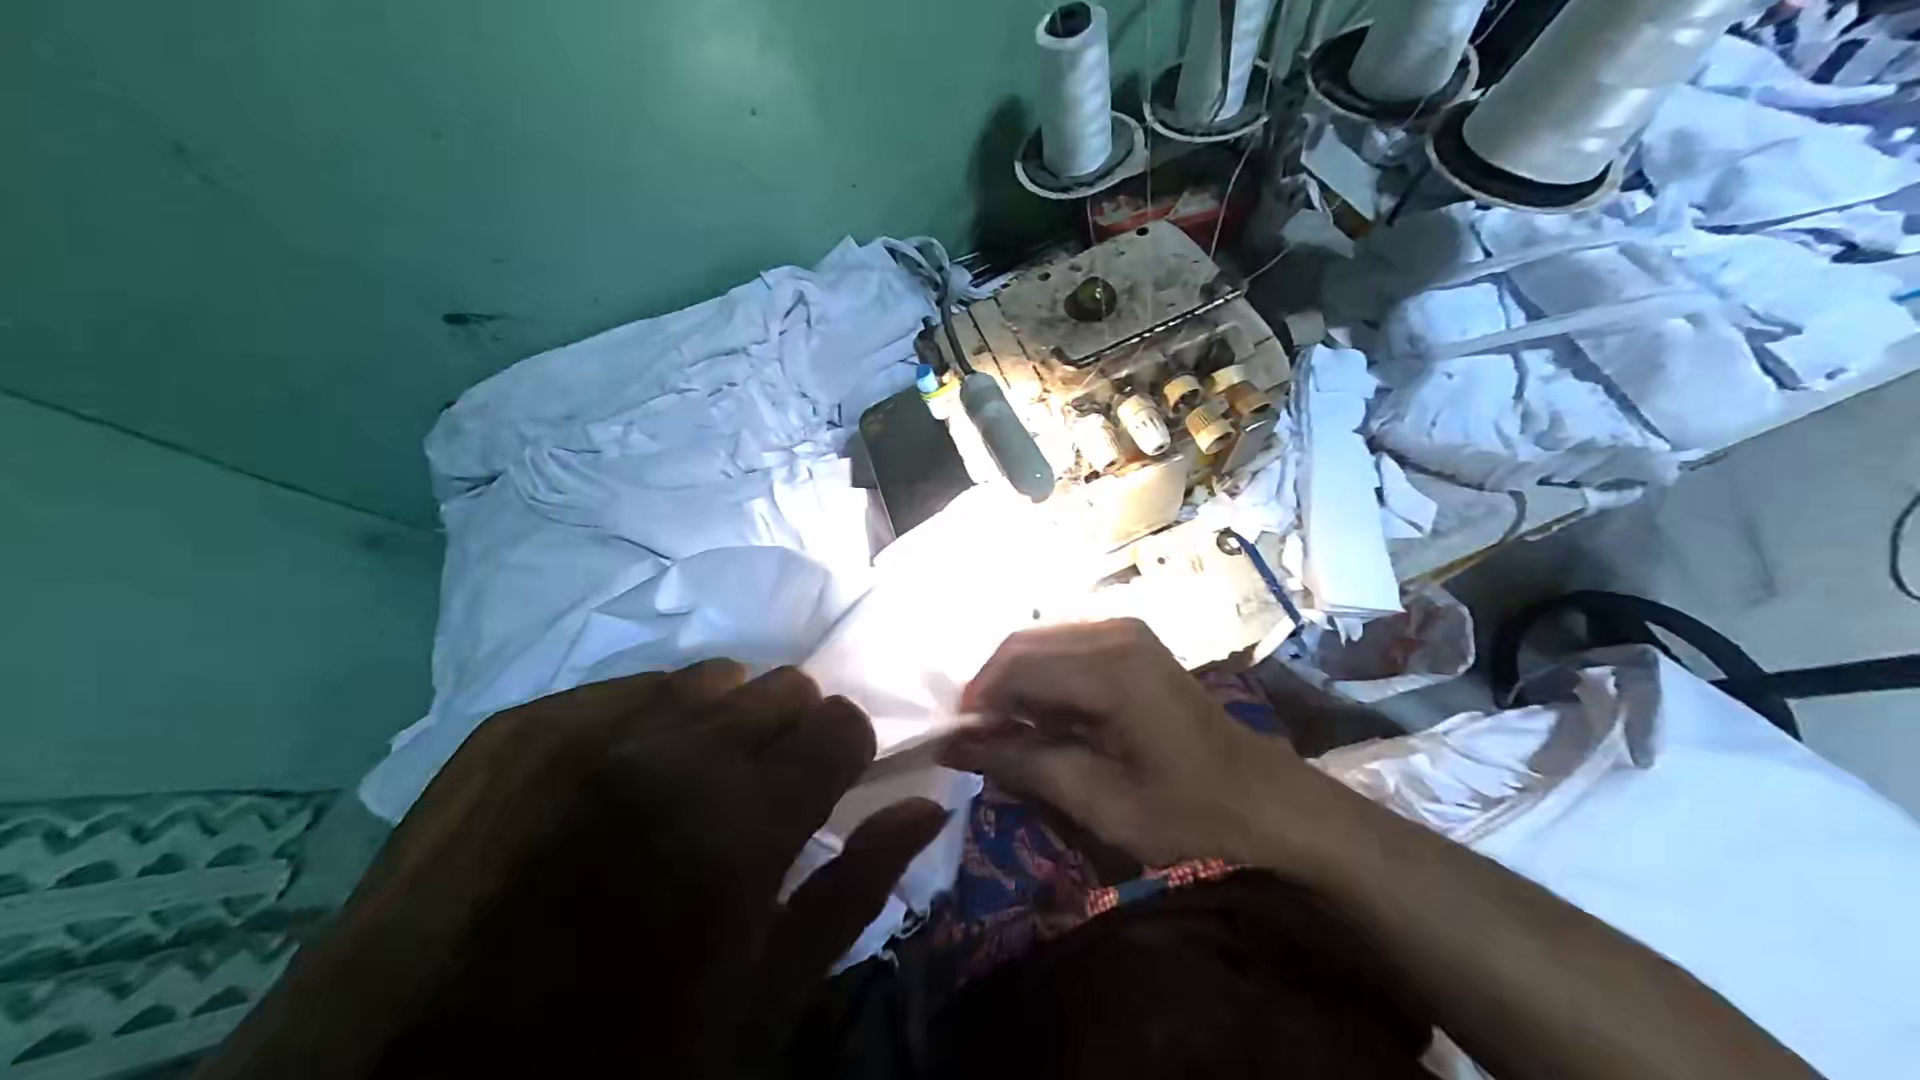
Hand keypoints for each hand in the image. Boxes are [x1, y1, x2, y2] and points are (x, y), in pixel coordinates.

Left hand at [205, 662, 946, 1078]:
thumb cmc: (608, 1065)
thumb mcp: (758, 1009)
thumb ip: (854, 890)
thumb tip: (928, 804)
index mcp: (734, 825)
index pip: (840, 723)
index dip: (845, 757)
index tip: (827, 794)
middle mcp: (663, 751)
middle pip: (781, 686)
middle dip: (789, 737)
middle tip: (761, 799)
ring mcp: (578, 728)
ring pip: (709, 676)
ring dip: (722, 723)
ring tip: (688, 786)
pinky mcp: (512, 727)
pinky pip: (627, 686)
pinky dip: (648, 721)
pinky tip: (619, 781)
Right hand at [939, 620, 1332, 865]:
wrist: (1264, 800)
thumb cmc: (1187, 811)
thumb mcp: (1098, 801)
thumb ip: (1022, 764)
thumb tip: (956, 745)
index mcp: (1110, 669)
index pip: (1015, 666)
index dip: (976, 702)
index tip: (955, 742)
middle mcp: (1114, 633)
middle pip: (1022, 645)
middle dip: (990, 690)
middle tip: (975, 740)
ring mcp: (1124, 631)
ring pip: (1039, 643)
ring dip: (1014, 685)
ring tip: (1008, 735)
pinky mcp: (1130, 640)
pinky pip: (1063, 649)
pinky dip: (1041, 680)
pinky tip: (1045, 719)